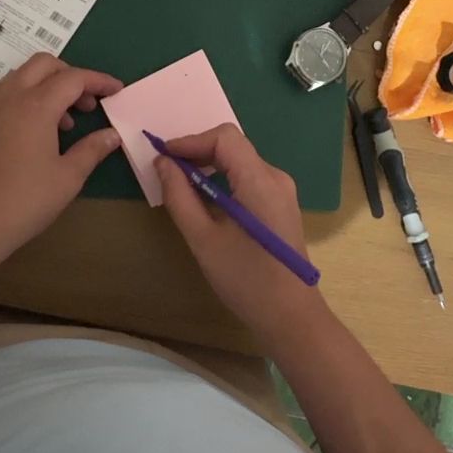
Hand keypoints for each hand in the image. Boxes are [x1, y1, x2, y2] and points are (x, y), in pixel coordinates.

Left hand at [0, 53, 122, 272]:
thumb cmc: (25, 201)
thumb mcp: (69, 177)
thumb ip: (93, 149)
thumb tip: (112, 134)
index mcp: (37, 106)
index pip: (75, 78)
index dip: (99, 81)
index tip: (116, 91)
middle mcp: (10, 96)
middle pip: (45, 65)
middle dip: (71, 77)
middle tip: (86, 106)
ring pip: (18, 75)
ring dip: (43, 86)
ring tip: (57, 121)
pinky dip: (7, 96)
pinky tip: (14, 118)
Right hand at [155, 125, 326, 335]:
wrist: (290, 315)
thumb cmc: (245, 278)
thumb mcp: (203, 239)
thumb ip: (180, 196)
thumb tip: (163, 164)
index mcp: (260, 180)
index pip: (225, 137)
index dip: (191, 140)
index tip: (163, 155)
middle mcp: (275, 177)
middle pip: (233, 146)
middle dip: (198, 150)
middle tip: (167, 168)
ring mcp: (281, 190)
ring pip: (240, 160)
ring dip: (209, 164)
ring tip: (181, 182)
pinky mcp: (280, 203)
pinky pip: (249, 176)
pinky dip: (223, 177)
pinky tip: (205, 196)